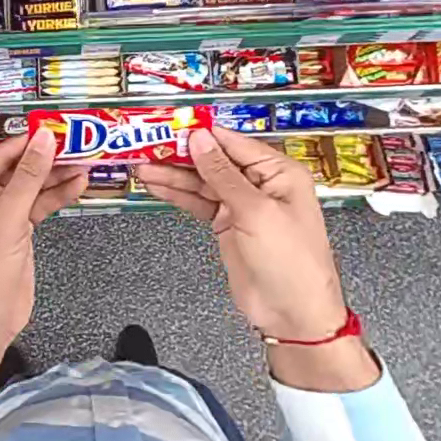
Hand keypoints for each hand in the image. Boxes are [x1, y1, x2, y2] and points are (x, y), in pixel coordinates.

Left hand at [0, 128, 87, 348]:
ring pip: (34, 184)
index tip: (59, 126)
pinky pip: (40, 202)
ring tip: (86, 159)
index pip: (3, 153)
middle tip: (79, 142)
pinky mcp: (18, 226)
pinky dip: (58, 194)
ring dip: (58, 174)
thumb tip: (44, 139)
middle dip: (49, 156)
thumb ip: (29, 177)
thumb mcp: (7, 218)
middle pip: (21, 166)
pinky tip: (77, 183)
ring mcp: (1, 211)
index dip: (31, 139)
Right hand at [137, 127, 347, 341]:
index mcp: (278, 172)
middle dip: (181, 154)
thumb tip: (201, 142)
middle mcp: (260, 184)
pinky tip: (158, 185)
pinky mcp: (227, 223)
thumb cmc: (295, 265)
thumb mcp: (256, 211)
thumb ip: (223, 174)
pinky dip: (177, 194)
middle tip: (151, 146)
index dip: (202, 134)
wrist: (292, 314)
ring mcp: (242, 204)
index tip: (174, 127)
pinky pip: (197, 201)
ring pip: (201, 181)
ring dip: (172, 174)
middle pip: (213, 160)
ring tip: (145, 166)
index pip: (233, 142)